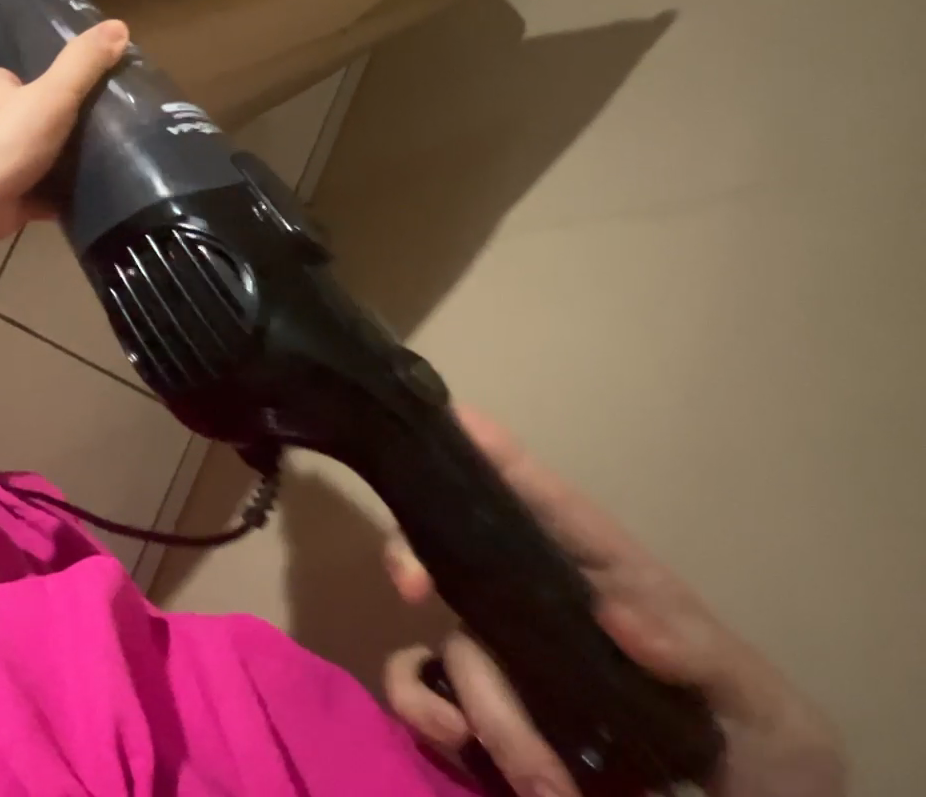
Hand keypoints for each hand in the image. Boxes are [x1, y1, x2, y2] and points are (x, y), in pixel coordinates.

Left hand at [0, 20, 128, 236]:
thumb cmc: (2, 144)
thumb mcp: (51, 95)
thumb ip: (83, 63)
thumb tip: (120, 25)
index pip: (3, 78)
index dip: (28, 79)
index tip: (65, 86)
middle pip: (20, 120)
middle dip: (51, 124)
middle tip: (97, 125)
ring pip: (29, 160)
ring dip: (56, 163)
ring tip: (102, 160)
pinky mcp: (0, 206)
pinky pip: (36, 198)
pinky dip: (58, 200)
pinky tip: (88, 200)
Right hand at [382, 409, 843, 796]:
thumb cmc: (751, 756)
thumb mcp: (767, 714)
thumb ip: (700, 653)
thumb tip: (612, 612)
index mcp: (605, 584)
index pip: (549, 507)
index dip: (499, 457)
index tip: (454, 418)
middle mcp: (536, 606)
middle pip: (451, 547)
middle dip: (413, 551)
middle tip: (411, 585)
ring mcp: (499, 655)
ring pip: (447, 645)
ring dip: (484, 708)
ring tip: (542, 780)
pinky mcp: (471, 708)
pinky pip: (414, 685)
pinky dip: (419, 708)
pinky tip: (460, 744)